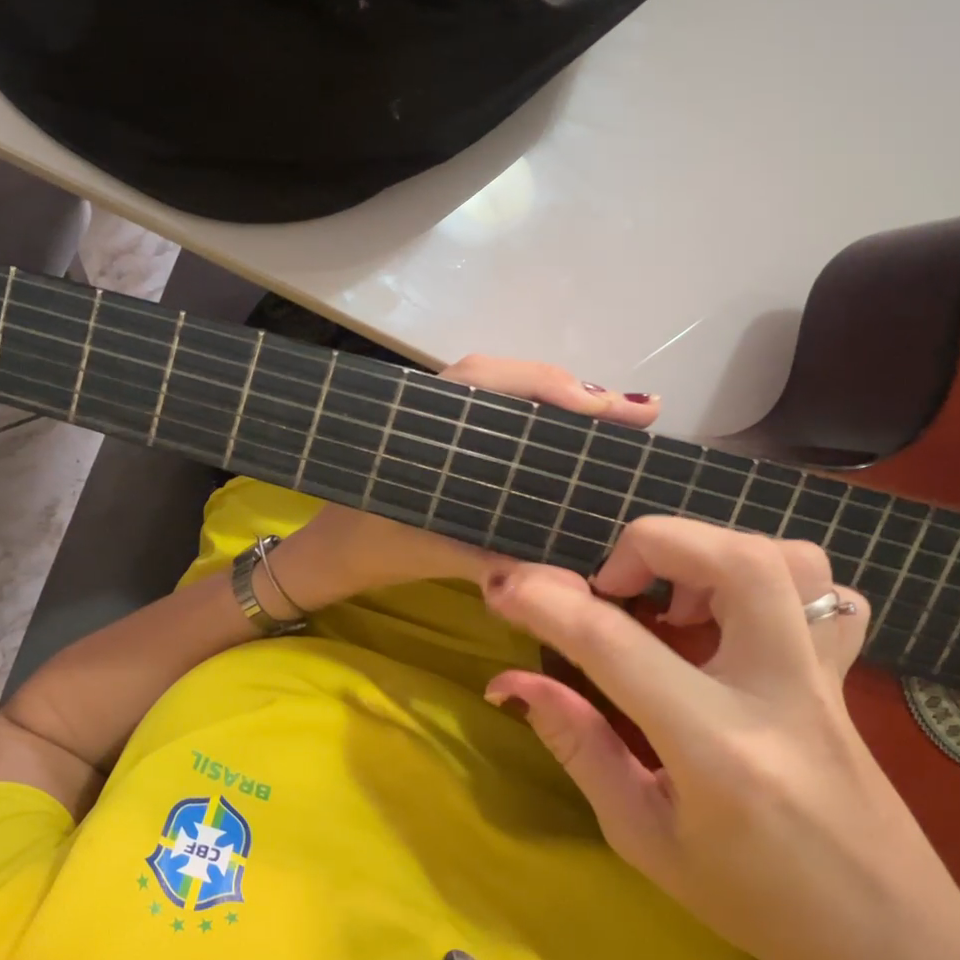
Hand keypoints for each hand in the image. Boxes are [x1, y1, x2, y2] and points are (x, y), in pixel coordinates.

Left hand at [268, 357, 660, 607]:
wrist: (323, 556)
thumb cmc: (364, 548)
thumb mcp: (428, 554)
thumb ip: (491, 561)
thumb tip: (570, 582)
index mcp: (413, 424)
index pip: (484, 381)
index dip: (546, 385)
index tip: (603, 405)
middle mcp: (425, 407)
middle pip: (503, 378)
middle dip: (569, 391)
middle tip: (636, 414)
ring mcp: (434, 418)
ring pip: (502, 393)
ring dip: (557, 402)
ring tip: (619, 419)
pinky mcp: (442, 436)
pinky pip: (494, 416)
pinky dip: (535, 420)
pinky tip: (573, 436)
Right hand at [482, 517, 959, 959]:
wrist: (892, 941)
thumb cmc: (754, 902)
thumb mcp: (644, 838)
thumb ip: (578, 746)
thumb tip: (511, 682)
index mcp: (718, 748)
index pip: (617, 645)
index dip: (547, 603)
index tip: (501, 587)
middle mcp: (779, 694)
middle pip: (733, 560)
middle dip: (649, 544)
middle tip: (610, 586)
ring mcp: (823, 678)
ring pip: (787, 559)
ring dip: (709, 552)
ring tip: (669, 599)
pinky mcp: (843, 676)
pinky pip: (825, 592)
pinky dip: (765, 577)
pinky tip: (726, 617)